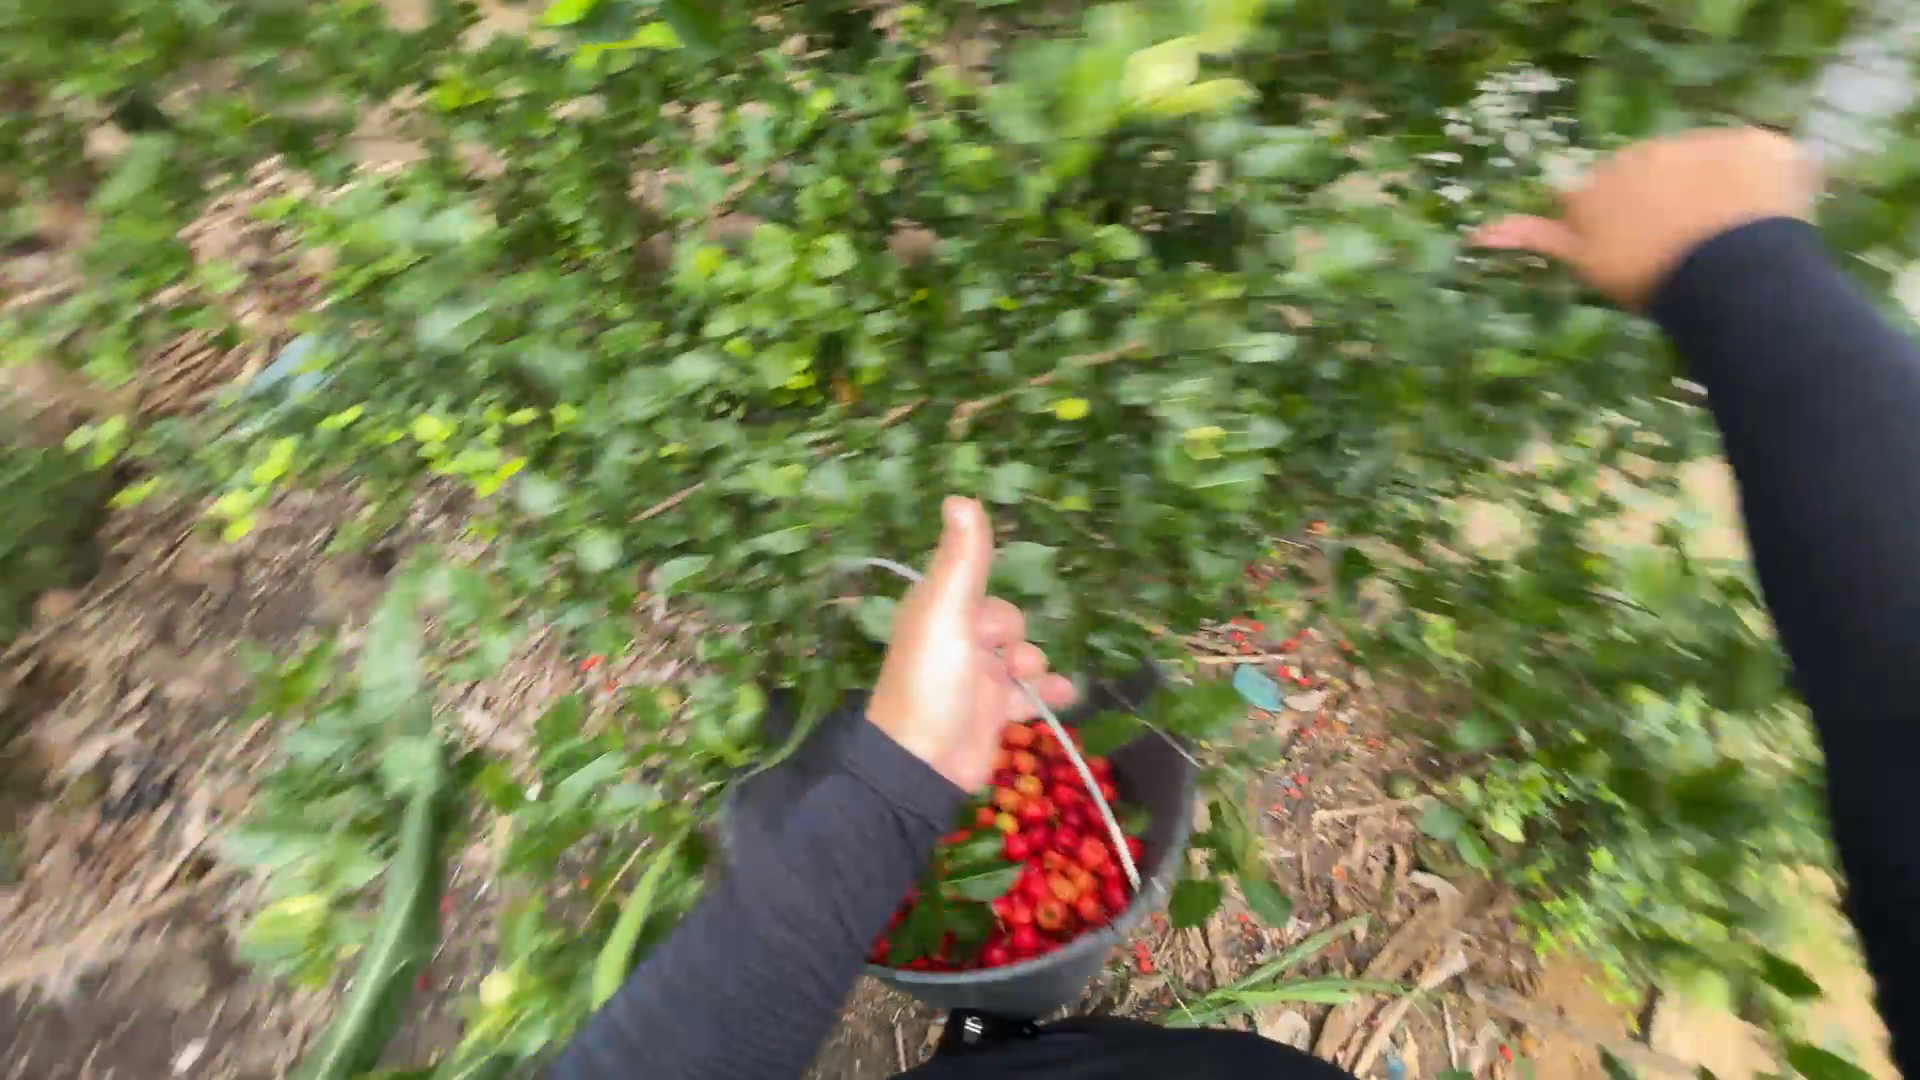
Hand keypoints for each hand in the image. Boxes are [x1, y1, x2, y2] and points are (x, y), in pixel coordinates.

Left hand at [867, 497, 1077, 790]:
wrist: (924, 764)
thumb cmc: (933, 680)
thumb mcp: (946, 612)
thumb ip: (962, 559)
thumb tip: (961, 496)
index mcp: (937, 610)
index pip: (973, 584)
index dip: (988, 597)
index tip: (990, 617)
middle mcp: (955, 639)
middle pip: (1003, 620)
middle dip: (1013, 635)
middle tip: (1004, 658)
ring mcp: (974, 677)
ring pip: (1019, 655)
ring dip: (1033, 664)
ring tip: (1026, 680)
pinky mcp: (991, 711)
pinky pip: (1030, 694)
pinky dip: (1049, 693)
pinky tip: (1067, 694)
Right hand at [1474, 128, 1817, 308]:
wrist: (1725, 270)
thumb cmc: (1638, 273)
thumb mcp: (1578, 259)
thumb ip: (1530, 237)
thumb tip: (1476, 232)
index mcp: (1598, 182)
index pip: (1593, 189)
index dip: (1605, 214)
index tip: (1619, 240)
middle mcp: (1645, 151)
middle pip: (1644, 169)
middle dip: (1653, 193)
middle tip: (1666, 238)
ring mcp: (1706, 142)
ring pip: (1699, 160)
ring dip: (1703, 184)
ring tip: (1712, 227)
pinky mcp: (1759, 142)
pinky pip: (1753, 155)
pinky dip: (1752, 178)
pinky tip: (1751, 211)